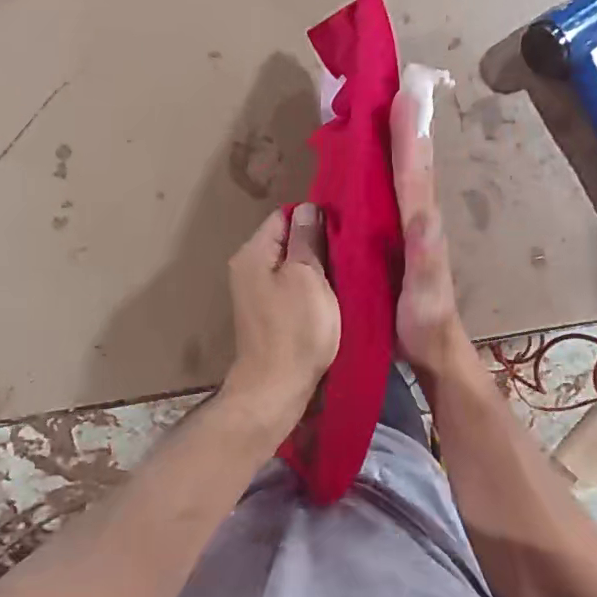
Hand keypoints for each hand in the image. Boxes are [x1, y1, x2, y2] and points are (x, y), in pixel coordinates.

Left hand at [224, 203, 341, 421]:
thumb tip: (308, 208)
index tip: (343, 229)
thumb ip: (307, 240)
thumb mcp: (307, 278)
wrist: (275, 389)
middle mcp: (247, 267)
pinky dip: (309, 289)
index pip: (284, 215)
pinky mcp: (267, 313)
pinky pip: (290, 288)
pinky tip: (329, 295)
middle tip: (349, 250)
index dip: (314, 217)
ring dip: (315, 268)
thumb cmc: (295, 330)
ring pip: (290, 266)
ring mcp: (255, 292)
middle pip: (286, 240)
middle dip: (316, 243)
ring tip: (344, 272)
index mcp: (252, 253)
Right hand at [391, 75, 471, 379]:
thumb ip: (425, 254)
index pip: (413, 172)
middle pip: (410, 164)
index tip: (402, 94)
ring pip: (400, 177)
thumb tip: (423, 210)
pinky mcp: (394, 241)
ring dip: (393, 142)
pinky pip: (387, 197)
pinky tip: (366, 165)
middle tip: (392, 86)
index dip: (407, 134)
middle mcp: (417, 218)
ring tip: (380, 109)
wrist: (431, 349)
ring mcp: (407, 229)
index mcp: (422, 224)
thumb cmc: (425, 322)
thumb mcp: (425, 292)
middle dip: (402, 125)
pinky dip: (381, 172)